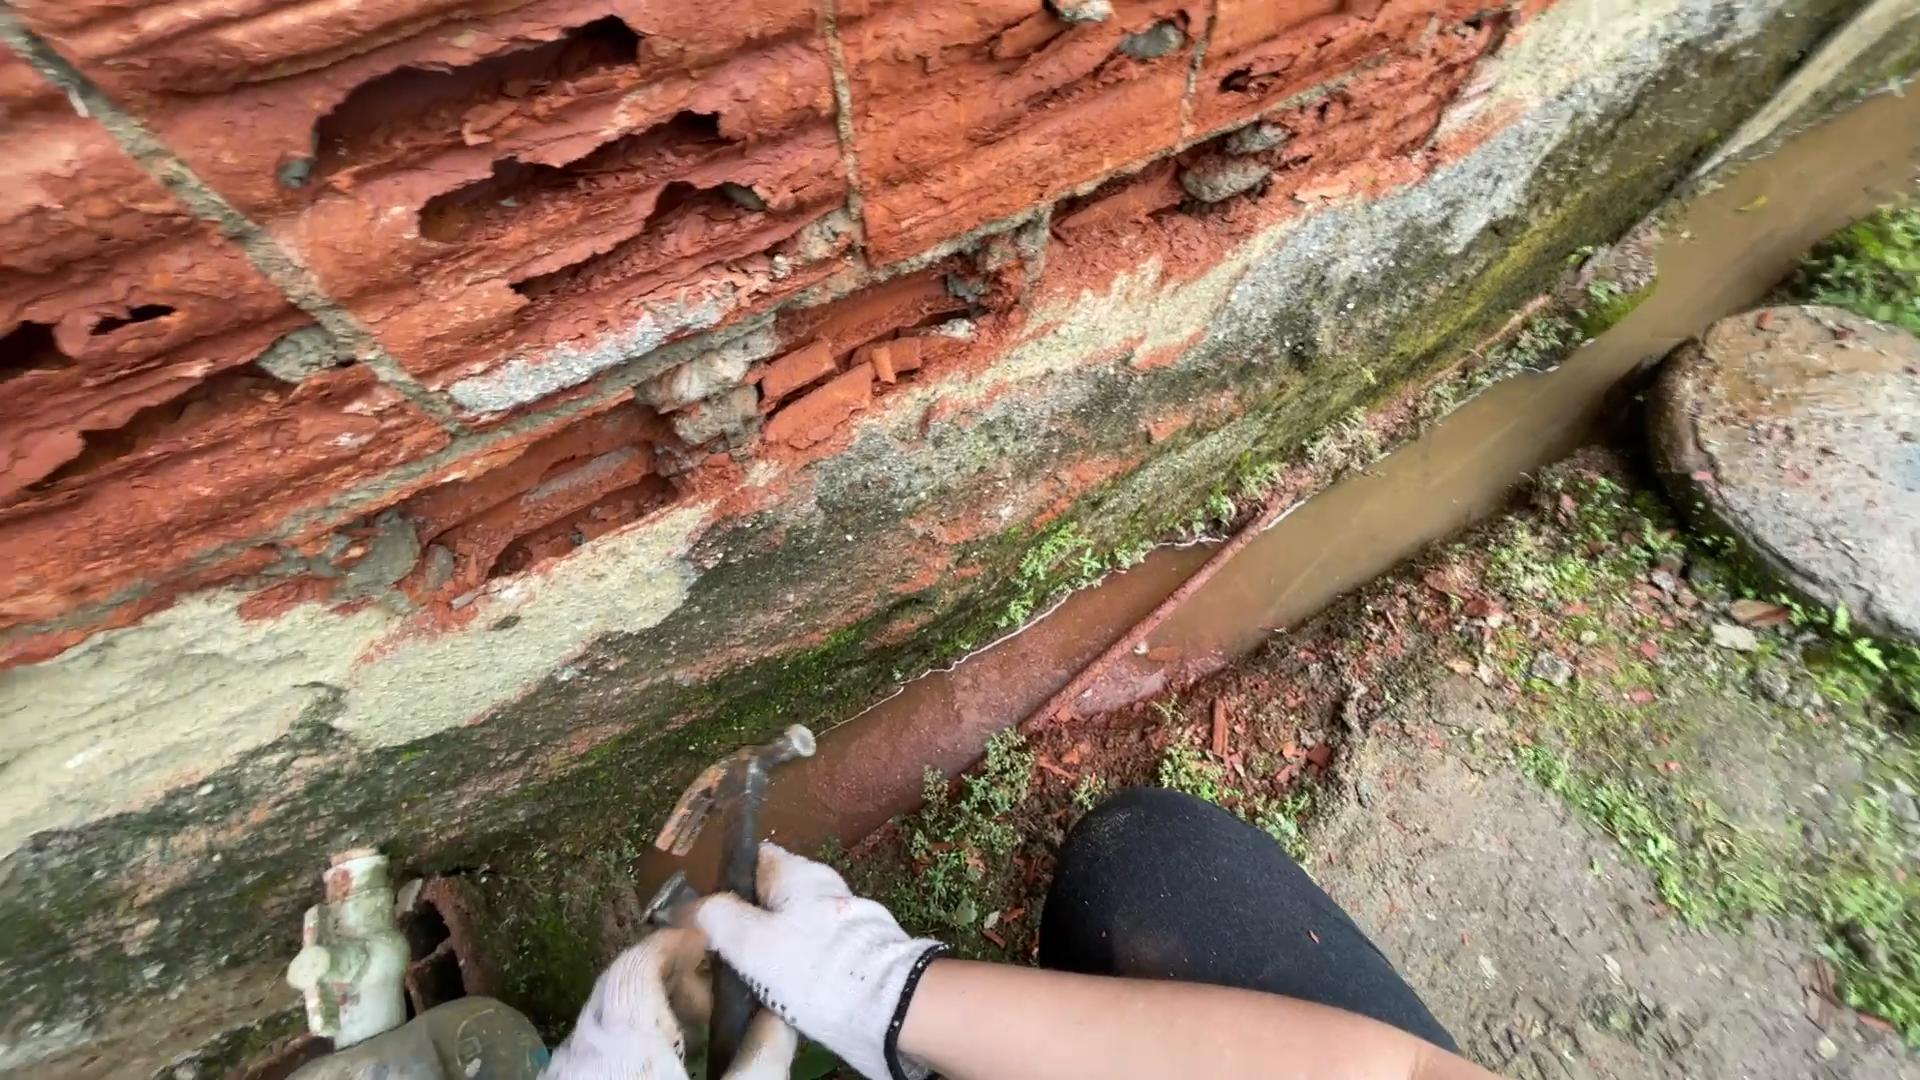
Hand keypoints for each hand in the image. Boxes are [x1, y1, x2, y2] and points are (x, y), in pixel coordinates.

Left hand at [543, 926, 796, 1079]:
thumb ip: (765, 1051)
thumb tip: (780, 1011)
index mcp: (625, 1045)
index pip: (636, 964)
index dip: (673, 943)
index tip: (710, 946)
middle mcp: (581, 1058)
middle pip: (616, 989)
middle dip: (666, 980)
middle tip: (710, 1001)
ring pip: (599, 1024)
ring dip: (644, 1014)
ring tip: (688, 1040)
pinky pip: (588, 1060)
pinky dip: (624, 1048)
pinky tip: (656, 1075)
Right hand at [693, 844, 945, 1079]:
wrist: (883, 1001)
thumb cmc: (812, 962)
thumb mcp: (752, 941)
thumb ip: (719, 918)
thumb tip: (693, 905)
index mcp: (798, 871)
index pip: (756, 856)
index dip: (728, 878)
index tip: (707, 911)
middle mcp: (821, 885)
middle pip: (771, 893)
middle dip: (746, 919)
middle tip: (719, 952)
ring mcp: (839, 916)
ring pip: (791, 923)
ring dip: (769, 945)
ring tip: (744, 975)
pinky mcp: (850, 946)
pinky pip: (809, 948)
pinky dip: (792, 963)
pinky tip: (778, 987)